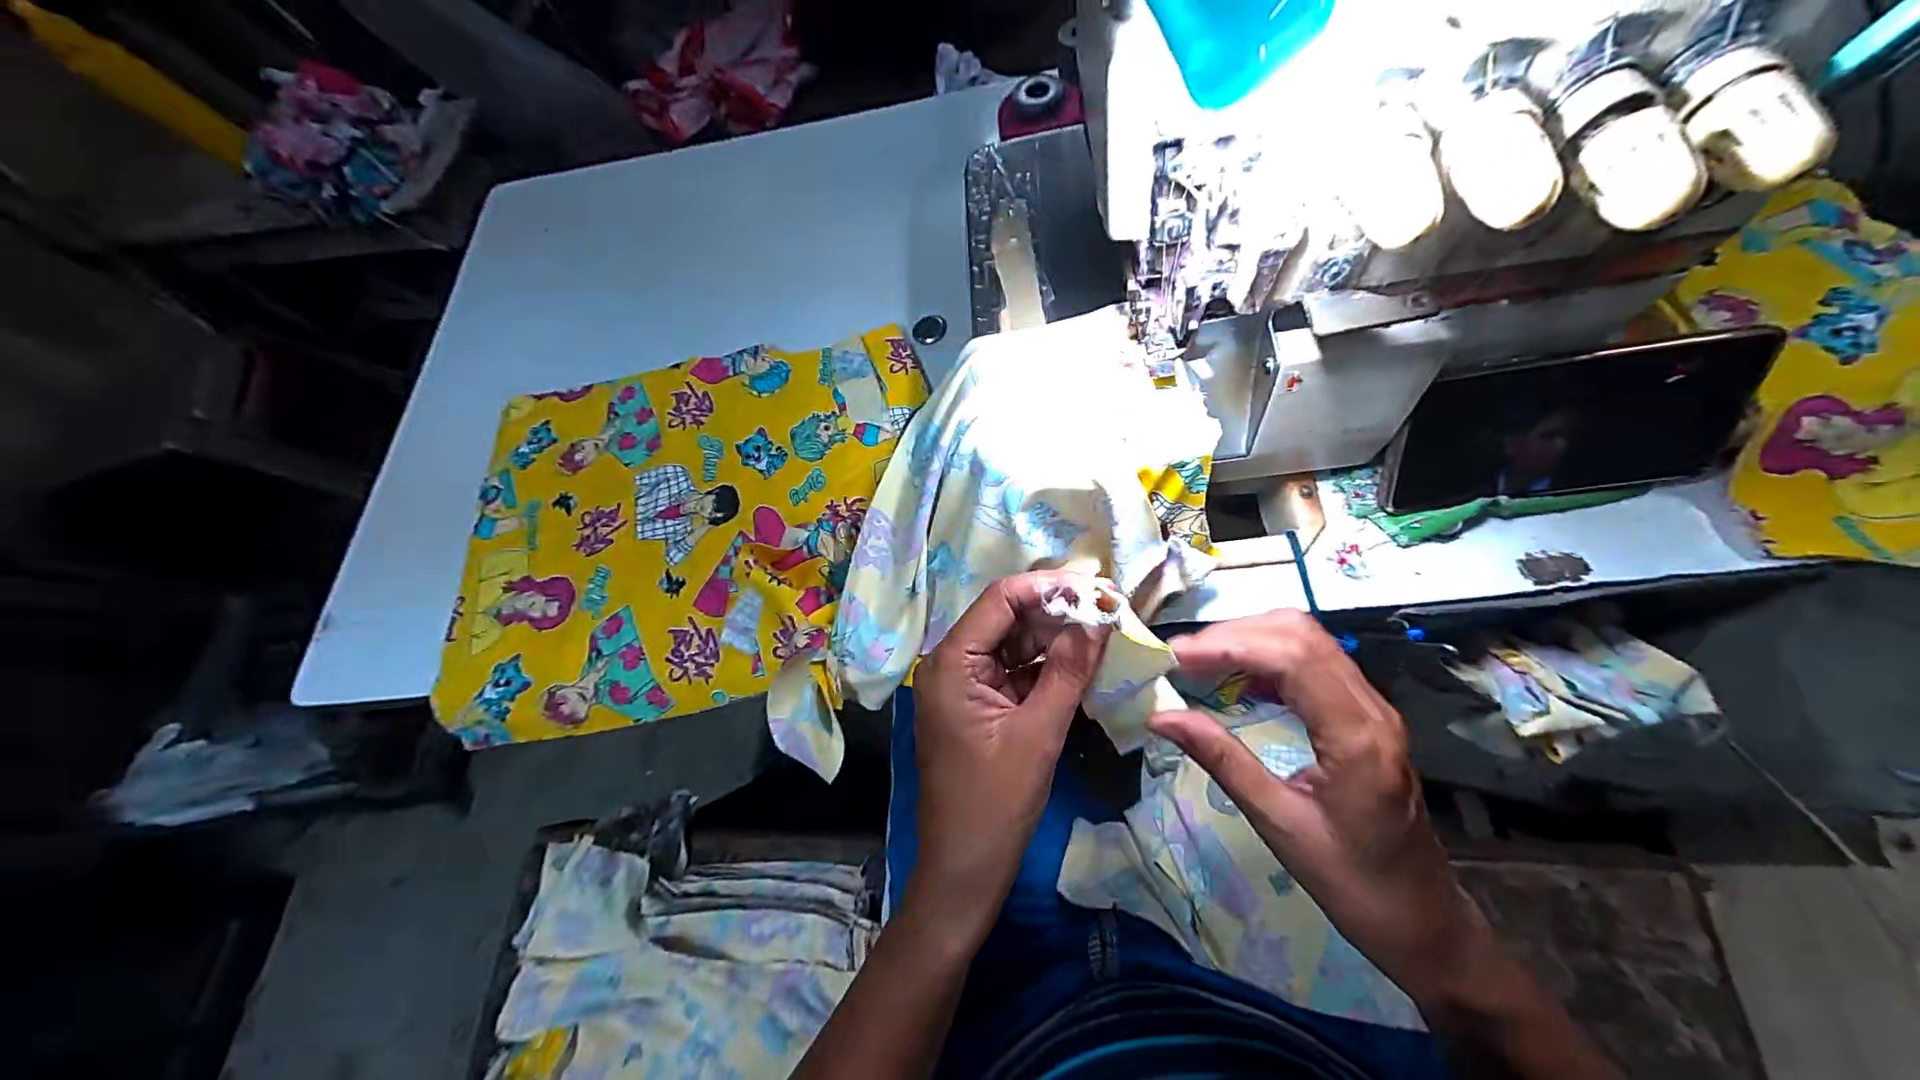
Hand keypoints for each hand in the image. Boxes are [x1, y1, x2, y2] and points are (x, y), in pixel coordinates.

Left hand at [908, 571, 1110, 940]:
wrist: (964, 870)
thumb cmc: (995, 804)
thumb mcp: (1039, 733)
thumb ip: (1068, 670)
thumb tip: (1099, 618)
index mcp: (951, 662)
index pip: (1001, 599)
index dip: (1050, 588)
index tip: (1098, 590)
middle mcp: (951, 664)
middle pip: (1008, 618)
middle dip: (1058, 613)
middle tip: (1111, 611)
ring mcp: (964, 685)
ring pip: (1015, 644)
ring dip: (1056, 639)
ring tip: (1106, 632)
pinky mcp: (979, 706)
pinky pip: (1015, 672)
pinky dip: (1047, 668)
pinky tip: (1084, 665)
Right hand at [1147, 610, 1480, 1003]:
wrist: (1420, 918)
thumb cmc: (1352, 882)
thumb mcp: (1278, 823)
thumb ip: (1222, 760)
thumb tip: (1161, 717)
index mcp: (1356, 736)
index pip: (1291, 657)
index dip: (1228, 645)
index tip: (1174, 657)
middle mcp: (1371, 708)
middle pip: (1300, 634)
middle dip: (1233, 635)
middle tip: (1180, 658)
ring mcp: (1371, 707)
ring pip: (1306, 640)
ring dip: (1248, 640)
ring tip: (1198, 663)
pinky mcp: (1361, 714)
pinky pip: (1311, 662)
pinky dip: (1265, 657)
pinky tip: (1234, 679)